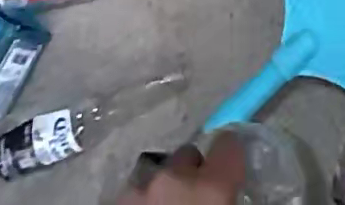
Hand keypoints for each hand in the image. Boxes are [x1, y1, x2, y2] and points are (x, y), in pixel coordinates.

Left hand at [113, 134, 244, 204]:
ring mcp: (137, 189)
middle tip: (196, 198)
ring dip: (165, 187)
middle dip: (192, 173)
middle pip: (188, 154)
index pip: (229, 145)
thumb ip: (230, 192)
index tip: (231, 165)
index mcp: (209, 189)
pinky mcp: (111, 199)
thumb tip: (233, 182)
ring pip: (159, 172)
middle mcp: (173, 178)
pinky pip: (135, 190)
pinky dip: (143, 198)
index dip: (231, 154)